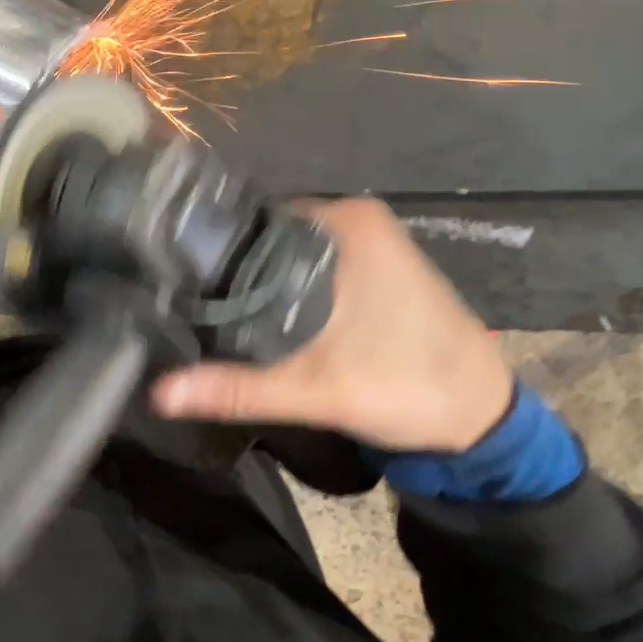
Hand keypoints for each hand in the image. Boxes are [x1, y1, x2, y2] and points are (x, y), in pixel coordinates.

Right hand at [152, 198, 513, 453]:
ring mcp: (360, 244)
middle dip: (218, 269)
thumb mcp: (317, 390)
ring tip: (188, 307)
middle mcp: (352, 221)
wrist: (482, 420)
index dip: (203, 250)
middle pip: (258, 237)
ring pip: (275, 254)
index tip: (161, 278)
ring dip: (241, 281)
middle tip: (167, 300)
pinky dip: (268, 289)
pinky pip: (296, 268)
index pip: (248, 220)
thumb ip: (237, 389)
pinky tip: (237, 315)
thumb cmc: (411, 387)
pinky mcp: (363, 270)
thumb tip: (160, 392)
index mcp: (346, 224)